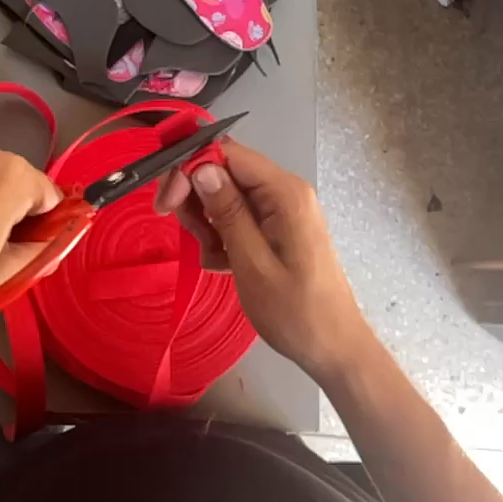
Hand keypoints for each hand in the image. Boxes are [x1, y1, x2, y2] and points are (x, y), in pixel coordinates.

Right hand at [154, 140, 372, 379]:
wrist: (334, 348)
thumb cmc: (296, 312)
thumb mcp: (252, 265)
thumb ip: (227, 213)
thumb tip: (202, 168)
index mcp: (284, 193)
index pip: (227, 154)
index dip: (191, 169)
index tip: (168, 203)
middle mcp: (285, 191)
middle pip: (224, 172)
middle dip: (197, 199)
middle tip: (190, 236)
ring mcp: (282, 209)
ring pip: (226, 195)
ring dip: (208, 223)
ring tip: (214, 257)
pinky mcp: (277, 227)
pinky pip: (238, 216)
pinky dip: (222, 236)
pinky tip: (224, 265)